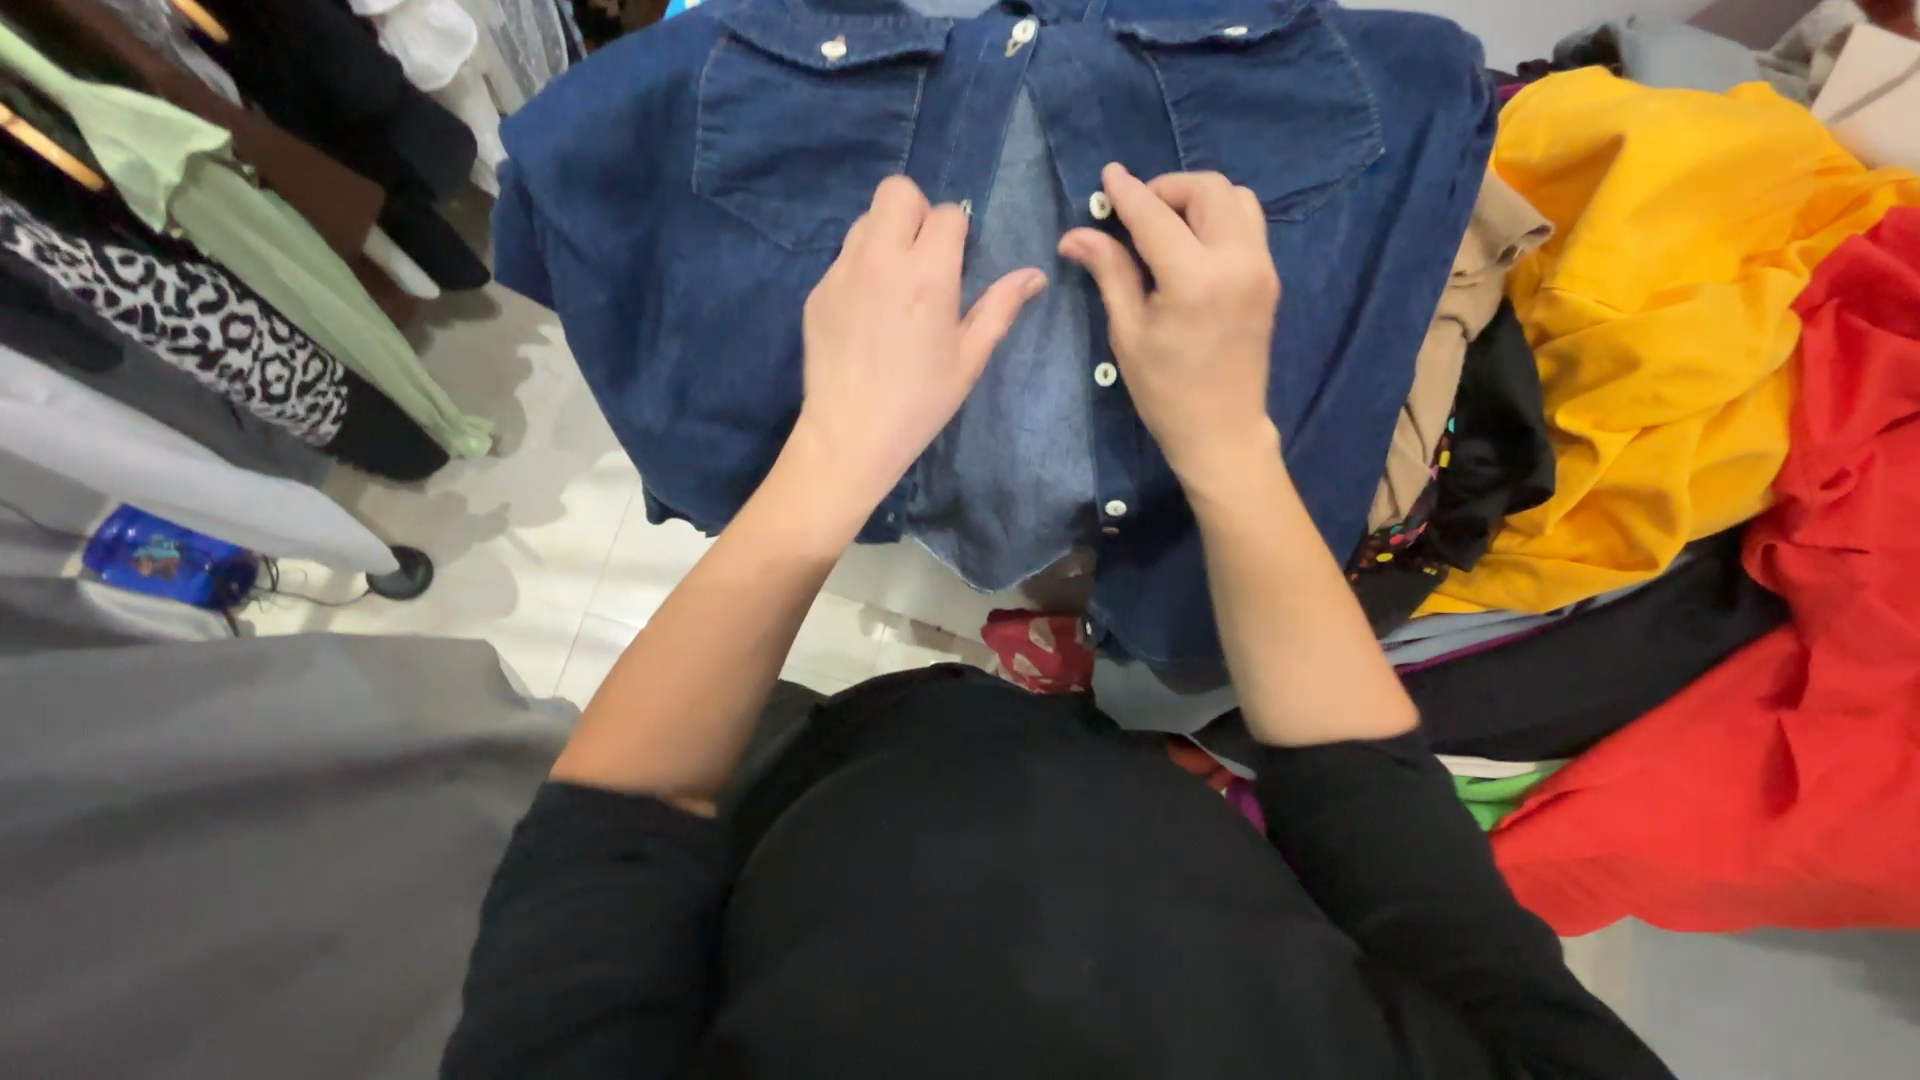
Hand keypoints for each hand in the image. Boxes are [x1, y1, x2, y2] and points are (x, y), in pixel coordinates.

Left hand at [790, 176, 1046, 516]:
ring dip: (886, 235)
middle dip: (917, 213)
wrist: (851, 434)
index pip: (947, 214)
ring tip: (894, 281)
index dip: (957, 233)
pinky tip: (866, 311)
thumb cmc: (920, 401)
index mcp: (928, 275)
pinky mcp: (818, 291)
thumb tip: (1034, 275)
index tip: (956, 262)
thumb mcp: (969, 358)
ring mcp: (843, 272)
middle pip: (897, 191)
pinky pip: (843, 256)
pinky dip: (860, 267)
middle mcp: (881, 259)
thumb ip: (1000, 308)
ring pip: (865, 219)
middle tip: (923, 256)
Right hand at [1058, 165, 1281, 488]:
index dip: (1128, 193)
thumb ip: (1110, 273)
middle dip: (1167, 189)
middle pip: (1208, 189)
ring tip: (1166, 225)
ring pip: (1237, 198)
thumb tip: (1076, 235)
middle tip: (1137, 212)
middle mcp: (1237, 261)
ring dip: (1198, 198)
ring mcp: (1261, 267)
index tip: (1108, 176)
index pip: (1156, 217)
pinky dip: (1219, 217)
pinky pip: (1248, 223)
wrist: (1221, 430)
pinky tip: (1191, 245)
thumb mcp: (1128, 333)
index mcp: (1195, 279)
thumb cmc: (1165, 391)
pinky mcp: (1269, 278)